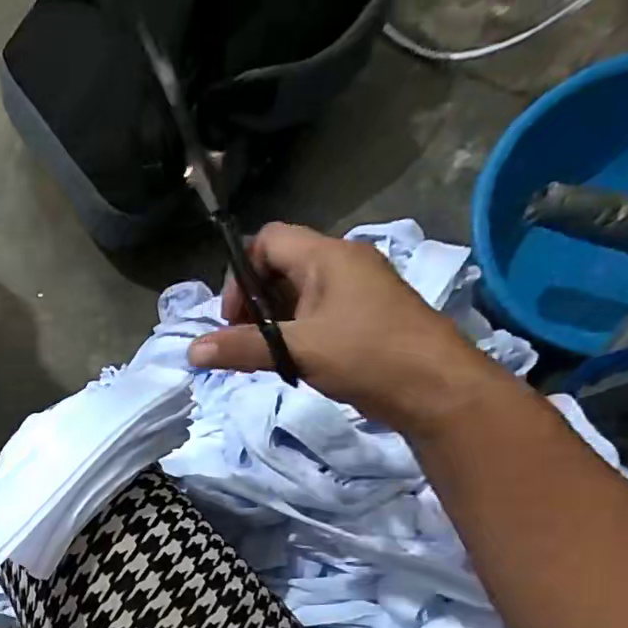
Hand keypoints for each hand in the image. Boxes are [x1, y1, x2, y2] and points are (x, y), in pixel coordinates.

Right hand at [186, 223, 525, 434]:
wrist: (436, 388)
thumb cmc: (368, 355)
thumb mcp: (298, 350)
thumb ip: (242, 348)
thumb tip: (192, 351)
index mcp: (327, 256)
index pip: (267, 239)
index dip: (241, 272)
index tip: (234, 316)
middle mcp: (340, 264)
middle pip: (277, 266)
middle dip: (251, 302)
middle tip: (243, 340)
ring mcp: (353, 291)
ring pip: (294, 293)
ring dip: (270, 321)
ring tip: (262, 355)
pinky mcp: (359, 318)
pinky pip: (312, 313)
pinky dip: (292, 332)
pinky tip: (289, 361)